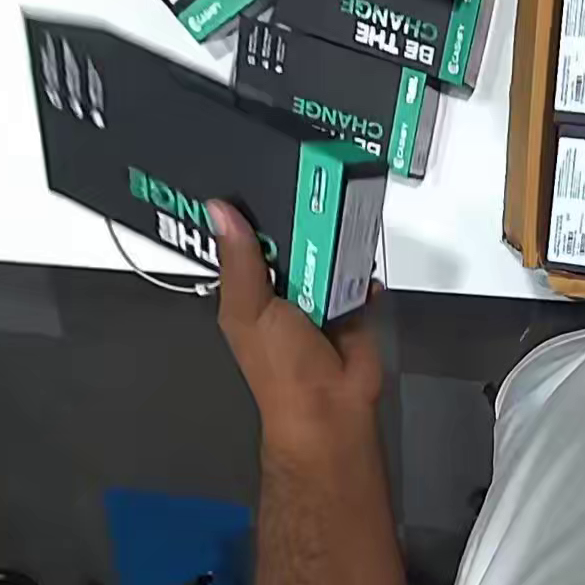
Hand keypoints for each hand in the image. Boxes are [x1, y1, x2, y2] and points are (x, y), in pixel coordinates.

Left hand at [210, 200, 381, 464]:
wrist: (333, 403)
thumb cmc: (280, 368)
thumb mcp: (248, 310)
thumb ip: (240, 261)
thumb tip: (220, 213)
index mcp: (250, 288)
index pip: (248, 238)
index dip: (253, 213)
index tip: (267, 181)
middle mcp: (285, 288)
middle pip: (294, 240)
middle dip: (304, 222)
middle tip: (313, 198)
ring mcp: (321, 294)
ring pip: (328, 253)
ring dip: (337, 244)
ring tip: (339, 227)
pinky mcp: (353, 302)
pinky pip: (360, 274)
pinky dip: (364, 269)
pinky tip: (362, 265)